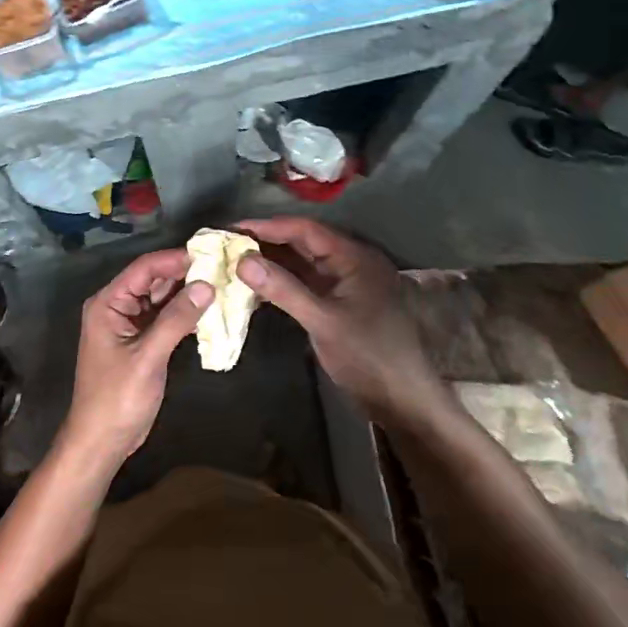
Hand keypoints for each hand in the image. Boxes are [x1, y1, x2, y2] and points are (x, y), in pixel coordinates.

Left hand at [59, 250, 211, 466]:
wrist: (102, 440)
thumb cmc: (117, 397)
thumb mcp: (148, 356)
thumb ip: (176, 320)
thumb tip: (207, 286)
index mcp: (108, 303)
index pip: (143, 269)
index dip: (174, 259)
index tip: (210, 253)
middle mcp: (117, 307)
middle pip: (153, 280)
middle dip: (185, 273)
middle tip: (223, 266)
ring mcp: (129, 324)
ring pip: (161, 298)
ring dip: (187, 292)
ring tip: (223, 282)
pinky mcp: (141, 341)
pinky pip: (164, 317)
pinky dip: (184, 313)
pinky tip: (210, 309)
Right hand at [234, 218, 443, 418]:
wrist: (401, 400)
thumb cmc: (368, 354)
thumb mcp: (323, 321)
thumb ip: (283, 289)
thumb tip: (242, 261)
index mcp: (355, 258)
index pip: (305, 230)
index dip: (267, 227)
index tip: (232, 230)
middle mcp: (349, 263)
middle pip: (302, 243)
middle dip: (265, 242)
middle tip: (226, 244)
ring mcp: (343, 285)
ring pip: (300, 263)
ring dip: (270, 262)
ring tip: (233, 262)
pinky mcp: (336, 304)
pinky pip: (303, 283)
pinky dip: (279, 282)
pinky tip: (254, 287)